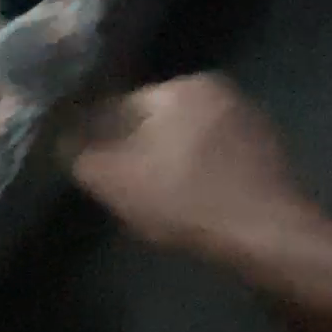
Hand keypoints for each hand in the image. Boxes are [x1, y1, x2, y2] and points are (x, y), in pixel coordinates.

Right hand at [63, 73, 326, 256]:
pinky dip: (192, 176)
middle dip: (130, 148)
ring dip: (161, 163)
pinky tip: (184, 204)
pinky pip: (211, 159)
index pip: (116, 106)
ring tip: (148, 198)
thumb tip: (61, 137)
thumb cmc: (181, 199)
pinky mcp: (269, 157)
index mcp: (183, 87)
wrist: (270, 244)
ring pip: (181, 141)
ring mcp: (252, 123)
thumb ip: (73, 149)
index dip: (94, 138)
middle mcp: (221, 93)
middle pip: (150, 122)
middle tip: (116, 185)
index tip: (88, 167)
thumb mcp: (105, 176)